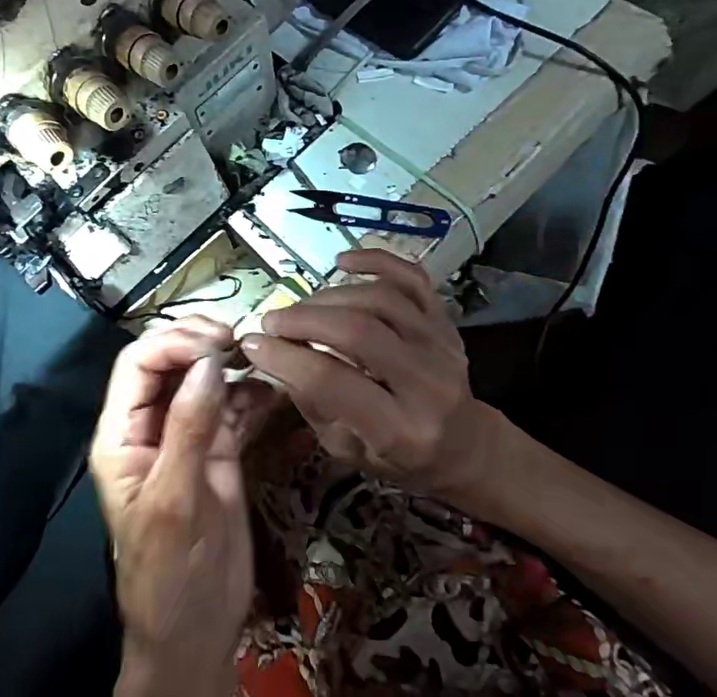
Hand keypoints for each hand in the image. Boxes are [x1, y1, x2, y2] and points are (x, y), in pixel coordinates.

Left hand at [90, 322, 252, 696]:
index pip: (137, 364)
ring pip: (201, 381)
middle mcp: (149, 426)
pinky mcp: (217, 452)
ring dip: (229, 364)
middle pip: (168, 363)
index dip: (172, 343)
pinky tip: (271, 389)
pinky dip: (250, 394)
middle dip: (200, 344)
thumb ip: (189, 429)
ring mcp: (185, 437)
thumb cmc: (171, 575)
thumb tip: (208, 363)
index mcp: (121, 433)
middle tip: (240, 341)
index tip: (216, 342)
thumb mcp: (176, 500)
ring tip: (260, 357)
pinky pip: (231, 409)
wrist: (196, 635)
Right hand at [241, 249, 505, 500]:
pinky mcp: (445, 319)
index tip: (252, 344)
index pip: (334, 383)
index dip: (286, 358)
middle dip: (304, 320)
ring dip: (328, 297)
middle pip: (360, 332)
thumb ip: (312, 403)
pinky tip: (341, 263)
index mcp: (401, 431)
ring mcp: (442, 345)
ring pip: (380, 299)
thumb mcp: (346, 450)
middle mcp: (428, 384)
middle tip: (272, 322)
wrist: (464, 445)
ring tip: (301, 309)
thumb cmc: (397, 456)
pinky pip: (411, 276)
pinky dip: (375, 260)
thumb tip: (275, 354)